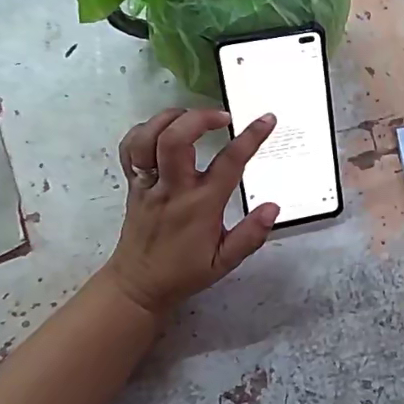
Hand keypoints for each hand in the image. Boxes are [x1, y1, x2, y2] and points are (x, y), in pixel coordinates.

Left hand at [101, 108, 279, 315]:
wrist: (138, 286)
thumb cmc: (184, 272)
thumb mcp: (225, 261)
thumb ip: (251, 235)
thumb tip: (273, 207)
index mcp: (200, 206)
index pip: (228, 163)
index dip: (250, 138)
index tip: (267, 120)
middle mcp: (172, 189)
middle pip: (175, 139)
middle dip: (200, 118)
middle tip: (222, 117)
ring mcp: (148, 184)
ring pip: (147, 139)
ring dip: (170, 118)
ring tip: (192, 117)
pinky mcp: (133, 184)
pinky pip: (130, 149)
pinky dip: (144, 131)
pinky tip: (163, 130)